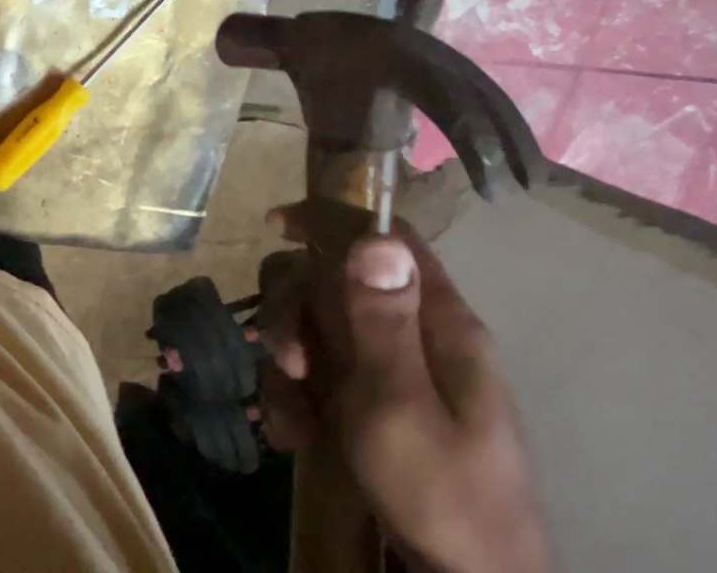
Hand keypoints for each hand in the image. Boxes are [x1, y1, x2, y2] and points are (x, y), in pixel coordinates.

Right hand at [257, 206, 551, 572]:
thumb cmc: (440, 495)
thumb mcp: (399, 406)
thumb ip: (381, 323)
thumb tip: (375, 237)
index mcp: (440, 326)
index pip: (390, 239)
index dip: (333, 220)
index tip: (276, 227)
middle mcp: (414, 338)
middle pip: (332, 282)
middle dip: (291, 313)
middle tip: (286, 359)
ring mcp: (390, 372)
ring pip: (313, 329)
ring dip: (284, 366)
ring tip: (290, 419)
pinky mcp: (369, 405)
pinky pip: (313, 376)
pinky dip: (292, 398)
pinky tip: (294, 435)